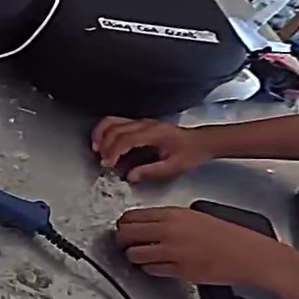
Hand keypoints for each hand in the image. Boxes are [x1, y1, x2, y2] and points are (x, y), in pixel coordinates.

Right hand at [90, 117, 215, 183]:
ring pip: (111, 122)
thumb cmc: (190, 154)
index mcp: (154, 134)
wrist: (201, 141)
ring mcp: (140, 122)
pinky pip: (114, 121)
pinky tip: (101, 140)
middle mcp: (144, 124)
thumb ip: (151, 172)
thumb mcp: (174, 167)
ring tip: (96, 149)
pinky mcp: (138, 123)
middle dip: (104, 146)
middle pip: (114, 129)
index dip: (113, 151)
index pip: (126, 139)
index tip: (108, 164)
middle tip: (103, 161)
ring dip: (100, 135)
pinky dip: (103, 130)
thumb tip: (131, 176)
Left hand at [113, 207, 298, 292]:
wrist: (252, 255)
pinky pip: (150, 269)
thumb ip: (166, 218)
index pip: (131, 216)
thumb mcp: (194, 216)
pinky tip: (158, 265)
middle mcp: (169, 231)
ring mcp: (173, 252)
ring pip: (134, 254)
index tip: (123, 228)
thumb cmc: (228, 235)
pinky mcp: (179, 271)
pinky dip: (150, 268)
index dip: (123, 224)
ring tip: (143, 256)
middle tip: (126, 243)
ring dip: (134, 256)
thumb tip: (141, 223)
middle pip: (126, 234)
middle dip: (122, 240)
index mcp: (172, 214)